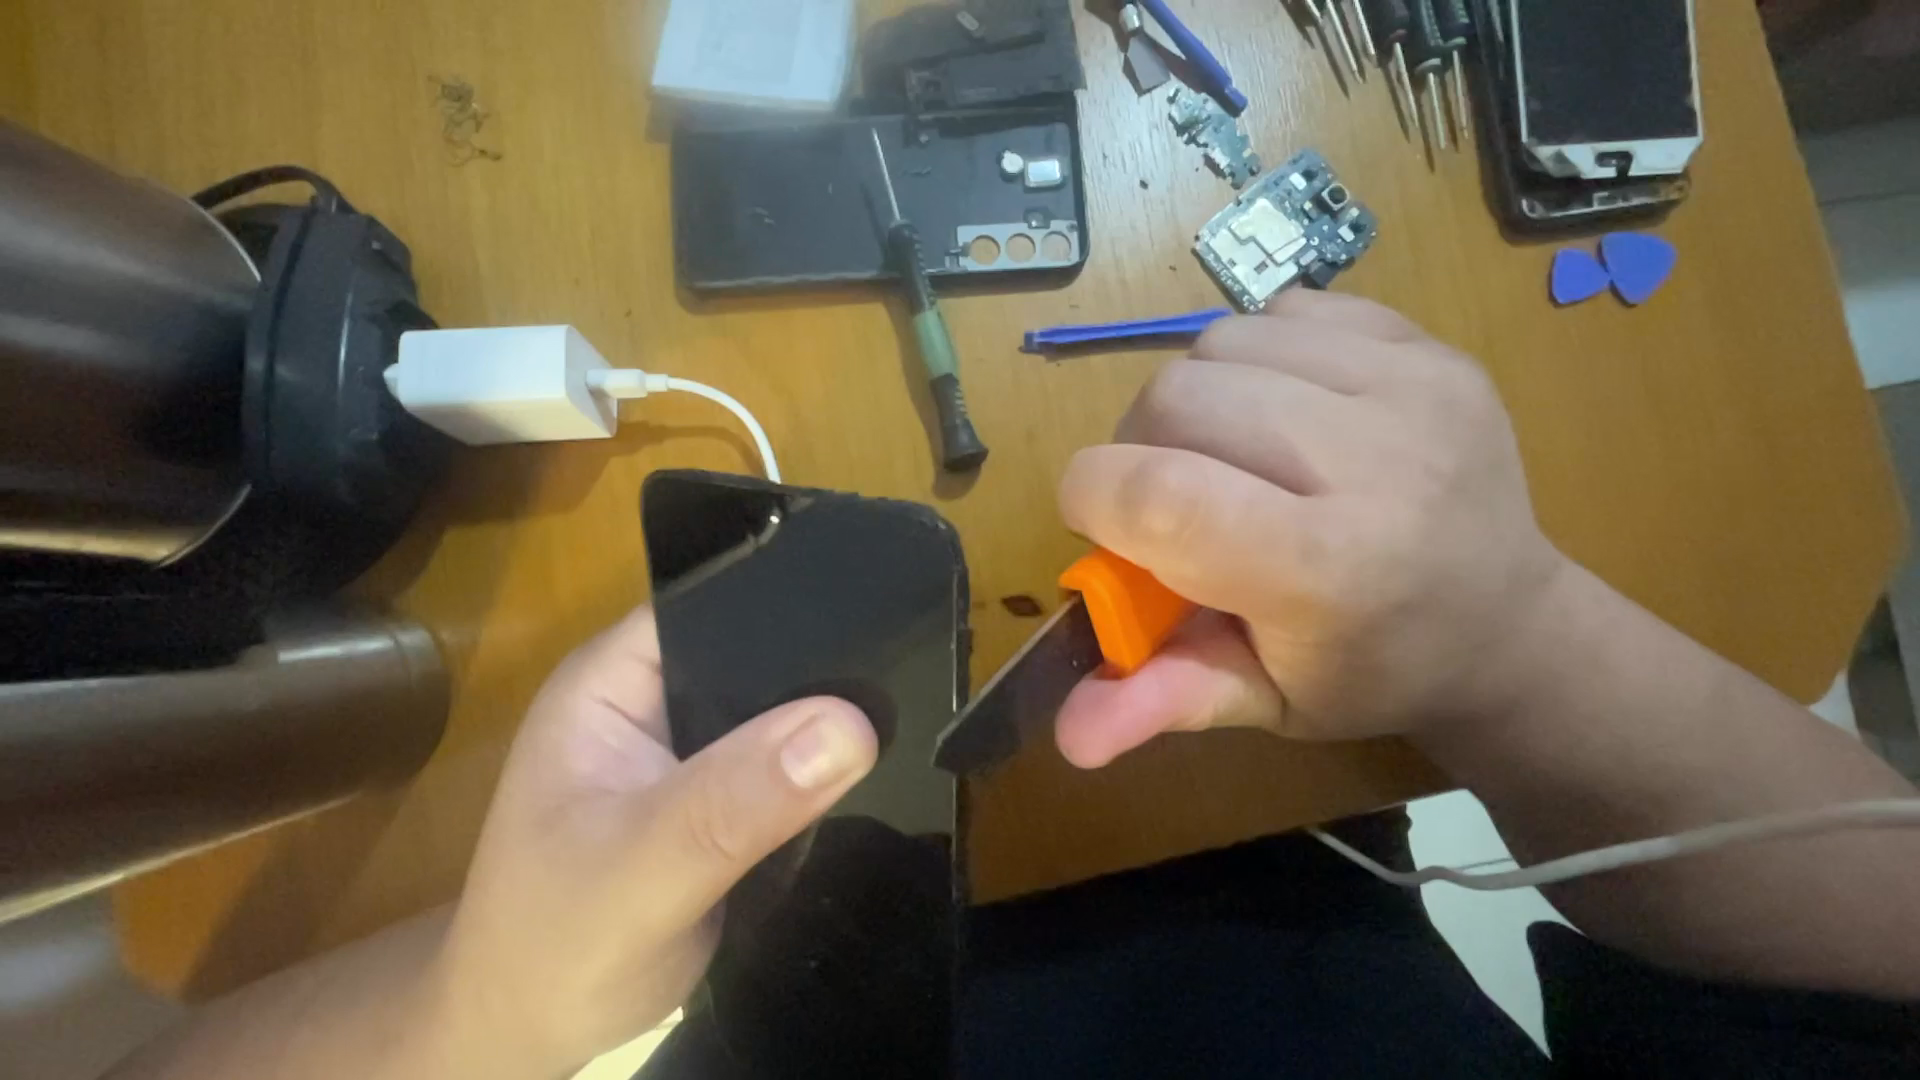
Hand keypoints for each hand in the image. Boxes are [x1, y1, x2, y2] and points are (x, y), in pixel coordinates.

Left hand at [428, 607, 876, 1074]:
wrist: (531, 1032)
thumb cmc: (552, 947)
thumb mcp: (641, 872)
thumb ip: (735, 803)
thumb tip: (849, 727)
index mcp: (614, 678)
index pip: (715, 603)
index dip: (793, 604)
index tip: (880, 615)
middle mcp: (654, 695)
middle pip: (758, 652)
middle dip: (824, 667)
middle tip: (909, 669)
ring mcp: (687, 747)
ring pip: (779, 709)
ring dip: (829, 721)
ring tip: (907, 711)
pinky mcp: (719, 793)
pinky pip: (786, 761)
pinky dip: (823, 769)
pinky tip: (874, 766)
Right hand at [1054, 291, 1569, 766]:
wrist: (1508, 621)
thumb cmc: (1366, 672)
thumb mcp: (1261, 704)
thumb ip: (1163, 703)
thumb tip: (1068, 739)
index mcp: (1326, 570)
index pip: (1162, 494)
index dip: (1094, 495)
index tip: (1100, 523)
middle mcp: (1376, 462)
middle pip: (1175, 398)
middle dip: (1138, 447)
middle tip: (1168, 498)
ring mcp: (1411, 387)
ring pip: (1217, 343)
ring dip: (1191, 401)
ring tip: (1224, 455)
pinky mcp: (1427, 344)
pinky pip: (1280, 313)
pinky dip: (1250, 359)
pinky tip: (1281, 413)